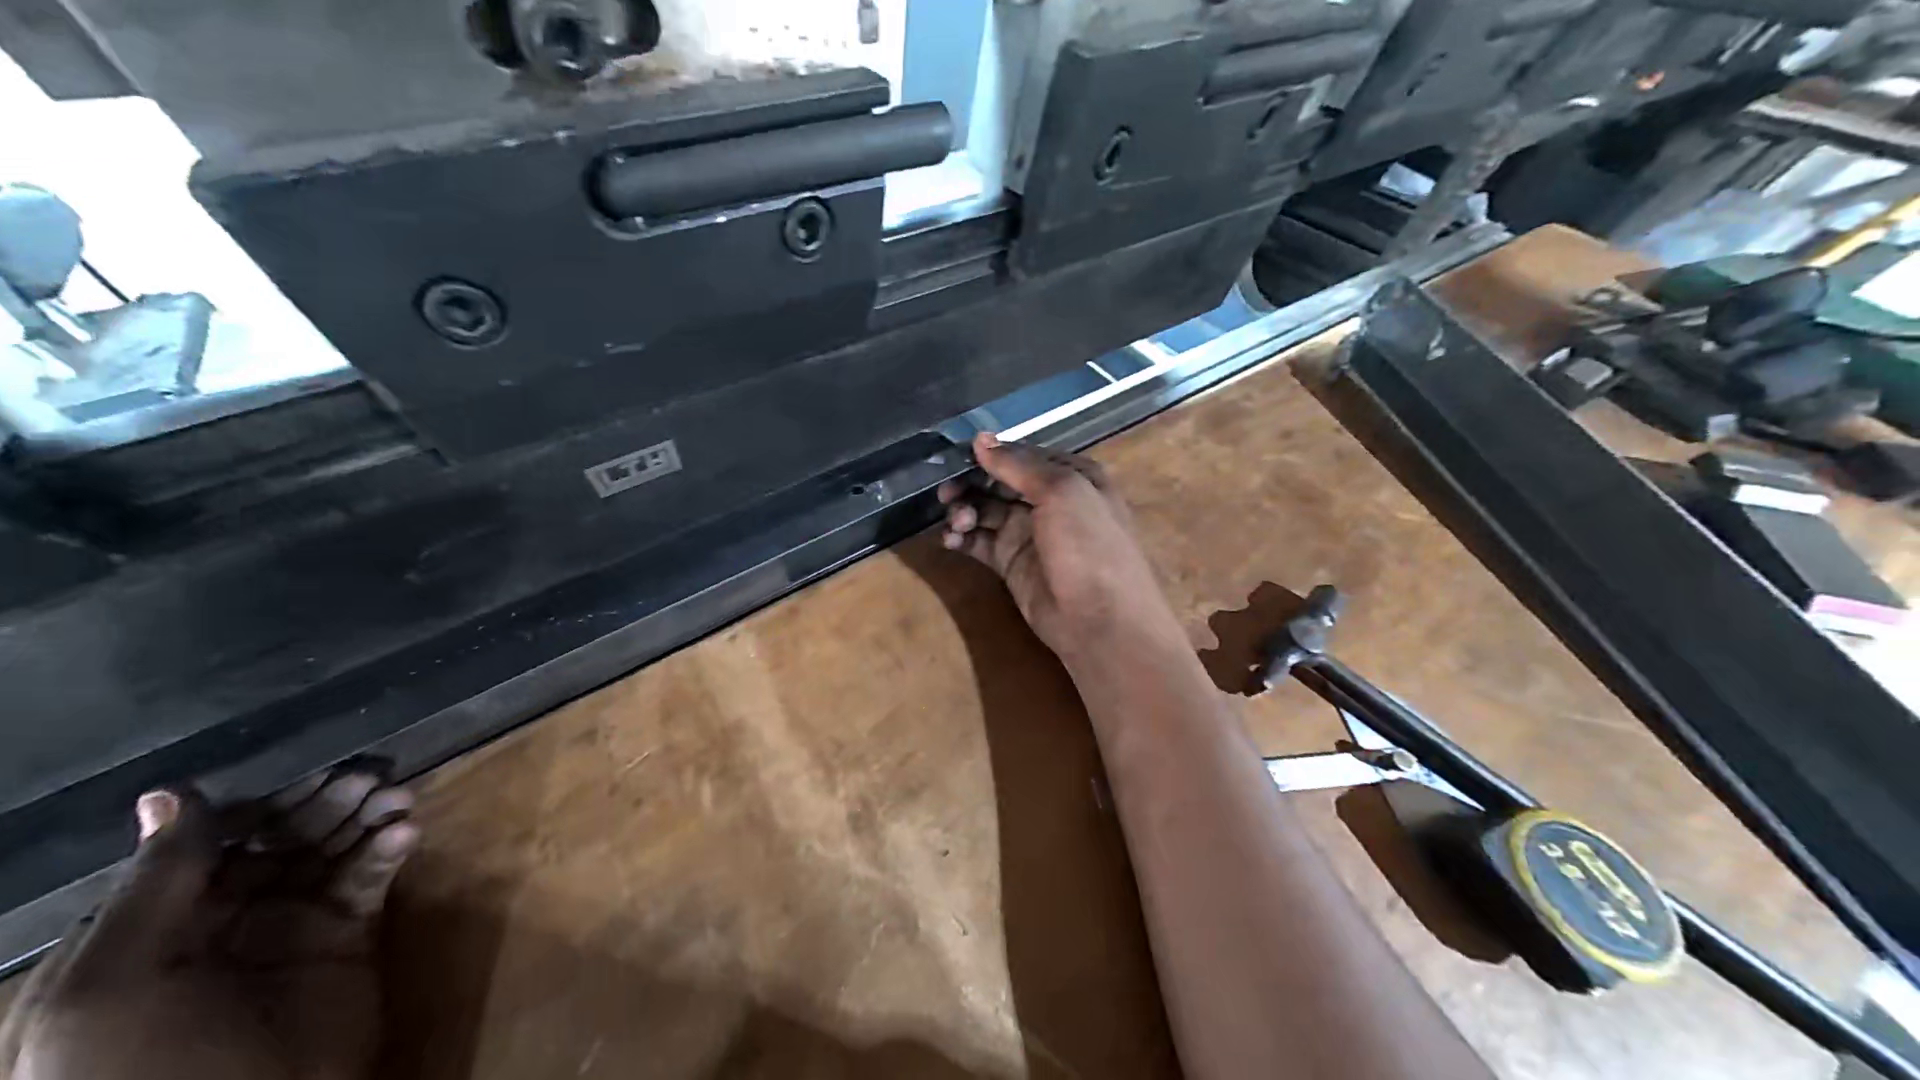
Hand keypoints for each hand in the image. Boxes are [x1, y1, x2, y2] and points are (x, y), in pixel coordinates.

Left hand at [0, 769, 417, 1079]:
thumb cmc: (140, 1064)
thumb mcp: (111, 983)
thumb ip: (151, 885)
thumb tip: (170, 793)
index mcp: (154, 926)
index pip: (212, 844)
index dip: (260, 805)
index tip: (307, 776)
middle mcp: (224, 918)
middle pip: (280, 841)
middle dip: (325, 804)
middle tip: (370, 776)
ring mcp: (289, 929)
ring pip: (331, 853)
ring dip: (366, 818)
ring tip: (399, 797)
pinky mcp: (346, 939)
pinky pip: (367, 883)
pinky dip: (388, 853)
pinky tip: (406, 834)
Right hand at [938, 433, 1182, 661]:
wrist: (1101, 620)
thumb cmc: (1089, 546)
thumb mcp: (1061, 491)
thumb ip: (1018, 465)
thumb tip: (980, 439)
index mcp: (1071, 476)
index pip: (1022, 455)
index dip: (990, 455)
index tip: (956, 456)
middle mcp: (1050, 501)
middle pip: (999, 482)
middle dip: (971, 483)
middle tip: (944, 492)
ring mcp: (1030, 534)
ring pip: (986, 511)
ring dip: (965, 511)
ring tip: (956, 522)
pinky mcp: (1012, 564)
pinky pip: (981, 543)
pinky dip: (963, 538)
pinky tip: (950, 540)